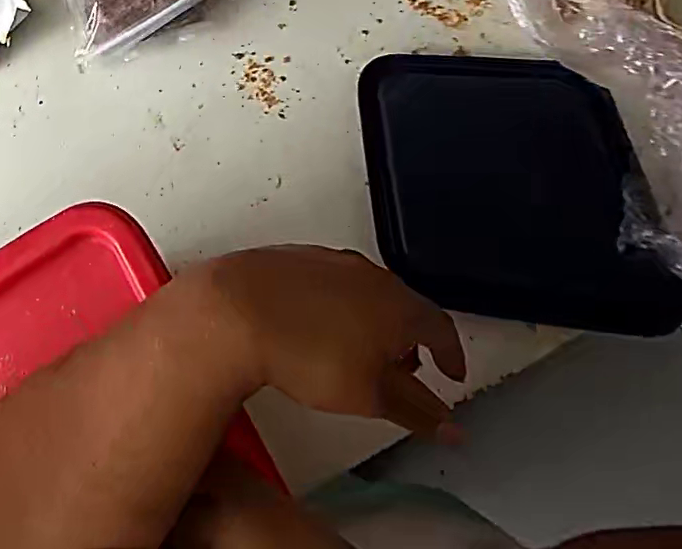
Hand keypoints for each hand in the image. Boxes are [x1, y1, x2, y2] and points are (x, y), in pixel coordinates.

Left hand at [190, 246, 467, 439]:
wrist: (231, 311)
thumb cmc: (300, 349)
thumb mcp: (369, 396)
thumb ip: (417, 410)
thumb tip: (446, 423)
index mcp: (395, 301)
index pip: (439, 326)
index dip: (450, 353)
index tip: (450, 368)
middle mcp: (360, 271)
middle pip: (399, 303)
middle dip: (405, 337)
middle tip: (401, 367)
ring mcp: (319, 258)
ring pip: (357, 288)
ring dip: (364, 318)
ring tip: (351, 352)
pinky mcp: (285, 256)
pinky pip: (318, 280)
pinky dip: (326, 303)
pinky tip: (310, 327)